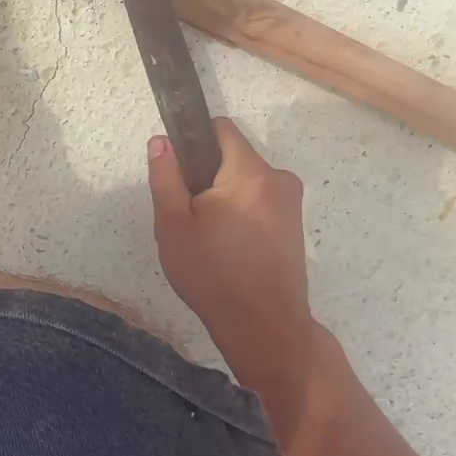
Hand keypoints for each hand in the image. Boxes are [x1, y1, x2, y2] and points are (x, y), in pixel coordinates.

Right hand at [149, 119, 325, 378]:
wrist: (264, 326)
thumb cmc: (213, 274)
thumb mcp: (173, 226)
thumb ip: (165, 177)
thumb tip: (161, 141)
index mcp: (250, 172)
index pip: (220, 129)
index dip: (193, 140)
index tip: (178, 171)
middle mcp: (278, 178)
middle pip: (232, 157)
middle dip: (206, 176)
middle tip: (187, 216)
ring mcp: (291, 202)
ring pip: (245, 182)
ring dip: (223, 198)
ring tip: (207, 237)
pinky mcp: (294, 224)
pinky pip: (259, 202)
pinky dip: (240, 214)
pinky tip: (228, 247)